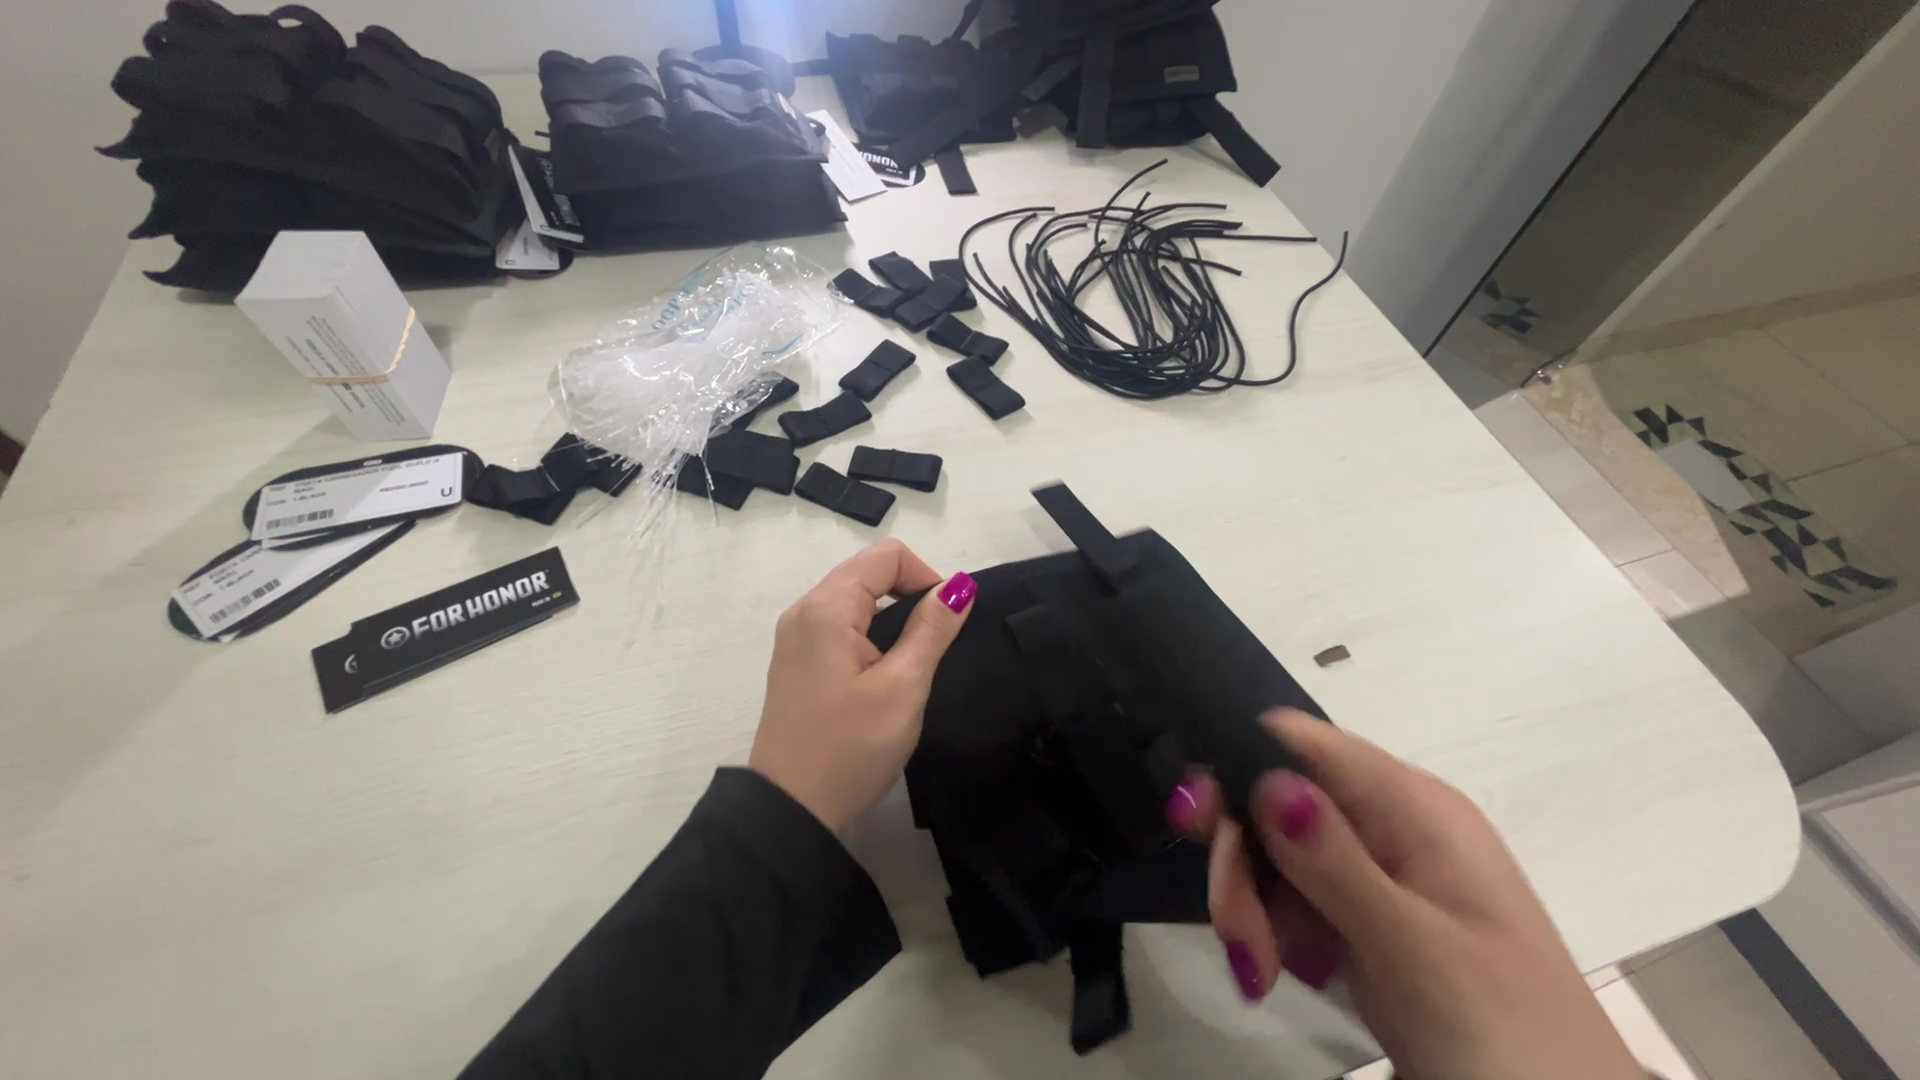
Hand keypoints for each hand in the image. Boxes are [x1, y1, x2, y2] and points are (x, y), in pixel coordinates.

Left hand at [749, 539, 976, 831]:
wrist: (791, 811)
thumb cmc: (851, 747)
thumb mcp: (903, 686)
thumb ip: (932, 629)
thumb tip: (959, 584)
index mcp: (826, 607)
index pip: (886, 556)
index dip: (926, 578)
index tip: (944, 625)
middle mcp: (804, 611)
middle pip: (868, 573)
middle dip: (909, 596)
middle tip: (931, 649)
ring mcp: (796, 638)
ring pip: (855, 600)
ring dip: (891, 619)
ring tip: (910, 666)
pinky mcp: (798, 663)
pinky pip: (840, 627)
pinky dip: (870, 636)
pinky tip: (882, 677)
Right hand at [1169, 709, 1643, 1079]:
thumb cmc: (1507, 1041)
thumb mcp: (1415, 952)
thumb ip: (1337, 865)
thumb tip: (1268, 780)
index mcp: (1414, 809)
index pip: (1305, 745)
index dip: (1240, 764)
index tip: (1192, 818)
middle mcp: (1388, 826)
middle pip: (1275, 803)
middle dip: (1241, 861)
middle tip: (1235, 935)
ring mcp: (1373, 874)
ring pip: (1271, 854)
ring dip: (1249, 906)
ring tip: (1258, 972)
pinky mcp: (1359, 918)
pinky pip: (1287, 898)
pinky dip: (1267, 933)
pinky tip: (1272, 974)